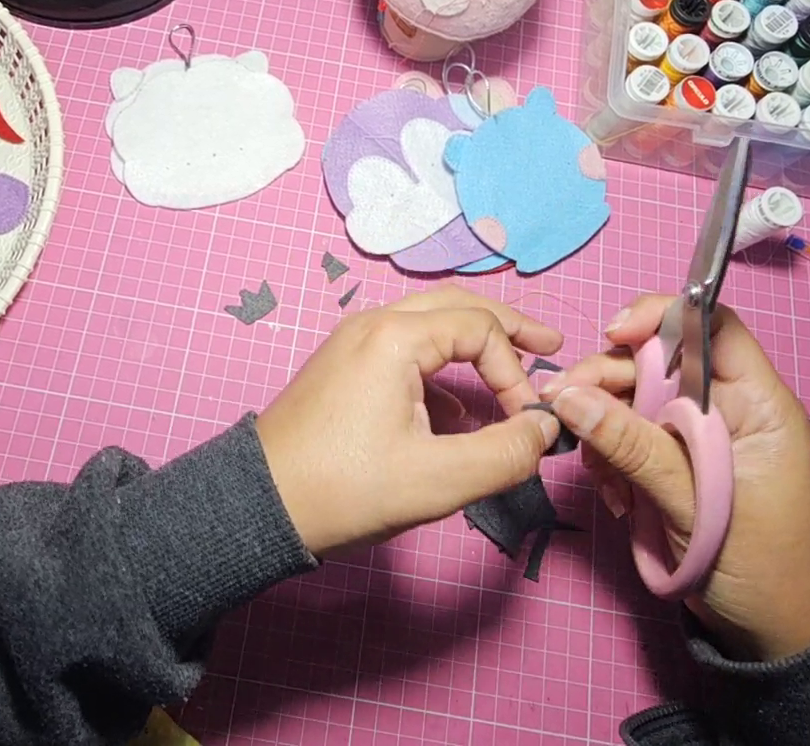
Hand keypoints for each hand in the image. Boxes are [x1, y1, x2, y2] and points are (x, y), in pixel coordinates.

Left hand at [257, 286, 564, 556]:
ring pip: (427, 323)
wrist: (260, 503)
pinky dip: (439, 367)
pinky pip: (403, 349)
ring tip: (510, 373)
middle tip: (548, 345)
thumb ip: (505, 453)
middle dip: (505, 325)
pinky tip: (456, 412)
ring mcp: (353, 342)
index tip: (528, 422)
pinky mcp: (344, 366)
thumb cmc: (346, 488)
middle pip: (455, 305)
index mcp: (395, 337)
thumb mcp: (438, 479)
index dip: (515, 372)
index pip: (480, 329)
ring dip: (472, 342)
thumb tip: (544, 428)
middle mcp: (373, 324)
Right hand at [541, 295, 809, 661]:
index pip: (711, 325)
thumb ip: (632, 446)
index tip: (610, 335)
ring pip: (631, 394)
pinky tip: (613, 491)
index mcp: (756, 403)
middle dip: (606, 378)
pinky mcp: (673, 454)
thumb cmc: (759, 568)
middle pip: (655, 359)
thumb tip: (567, 396)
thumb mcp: (693, 504)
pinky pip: (625, 430)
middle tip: (561, 404)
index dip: (661, 316)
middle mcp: (725, 405)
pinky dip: (608, 453)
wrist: (774, 635)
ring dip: (601, 424)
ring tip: (600, 474)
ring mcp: (696, 430)